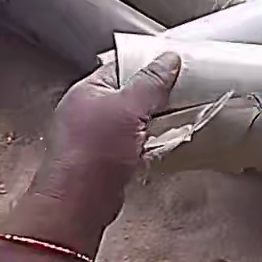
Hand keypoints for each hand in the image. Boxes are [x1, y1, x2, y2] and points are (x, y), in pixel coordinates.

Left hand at [21, 52, 180, 241]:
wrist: (81, 201)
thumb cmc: (93, 151)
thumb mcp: (128, 107)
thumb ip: (150, 82)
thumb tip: (168, 59)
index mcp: (88, 90)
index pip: (121, 66)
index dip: (147, 64)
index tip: (174, 66)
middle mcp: (89, 111)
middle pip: (130, 94)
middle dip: (155, 97)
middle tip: (180, 95)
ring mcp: (97, 137)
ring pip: (135, 121)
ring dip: (155, 123)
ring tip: (175, 121)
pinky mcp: (108, 160)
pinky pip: (135, 144)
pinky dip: (150, 144)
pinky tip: (161, 145)